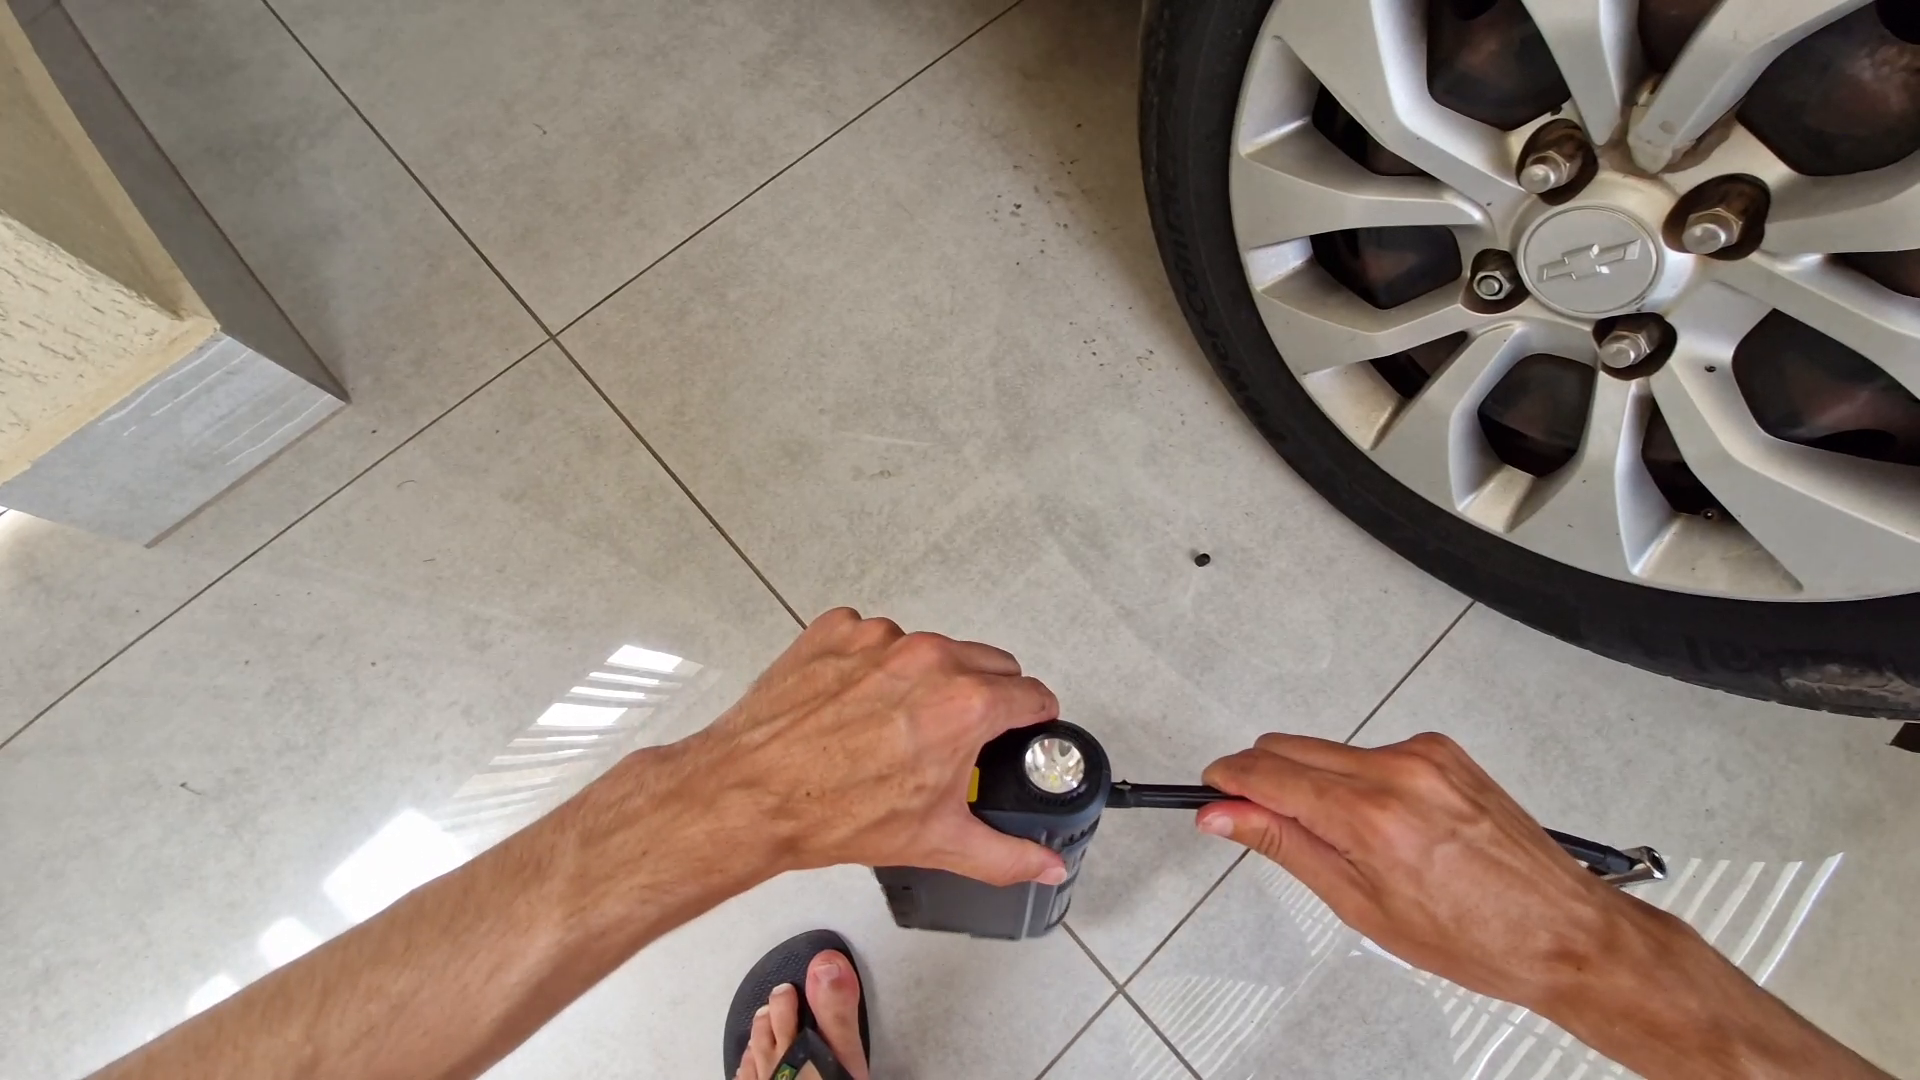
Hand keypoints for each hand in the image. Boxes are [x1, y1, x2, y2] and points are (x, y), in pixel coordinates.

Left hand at [666, 608, 1067, 885]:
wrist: (751, 794)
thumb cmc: (835, 814)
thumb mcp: (935, 842)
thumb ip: (1006, 854)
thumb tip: (1046, 864)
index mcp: (964, 704)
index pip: (1031, 693)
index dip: (1036, 715)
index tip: (1028, 724)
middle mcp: (928, 658)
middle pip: (989, 663)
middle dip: (989, 694)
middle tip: (961, 732)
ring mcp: (880, 637)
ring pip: (932, 649)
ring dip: (929, 677)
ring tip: (897, 719)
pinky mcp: (840, 629)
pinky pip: (877, 638)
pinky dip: (875, 663)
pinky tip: (855, 700)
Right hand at [1196, 732, 1631, 1010]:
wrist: (1567, 935)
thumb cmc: (1470, 939)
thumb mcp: (1357, 904)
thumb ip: (1280, 843)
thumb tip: (1221, 814)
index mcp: (1368, 816)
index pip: (1265, 771)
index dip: (1227, 778)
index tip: (1212, 792)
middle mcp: (1393, 770)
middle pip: (1286, 746)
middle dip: (1261, 776)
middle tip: (1265, 820)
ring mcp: (1420, 753)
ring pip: (1323, 747)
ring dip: (1309, 778)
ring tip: (1341, 832)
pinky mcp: (1439, 748)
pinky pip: (1365, 749)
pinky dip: (1352, 775)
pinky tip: (1381, 817)